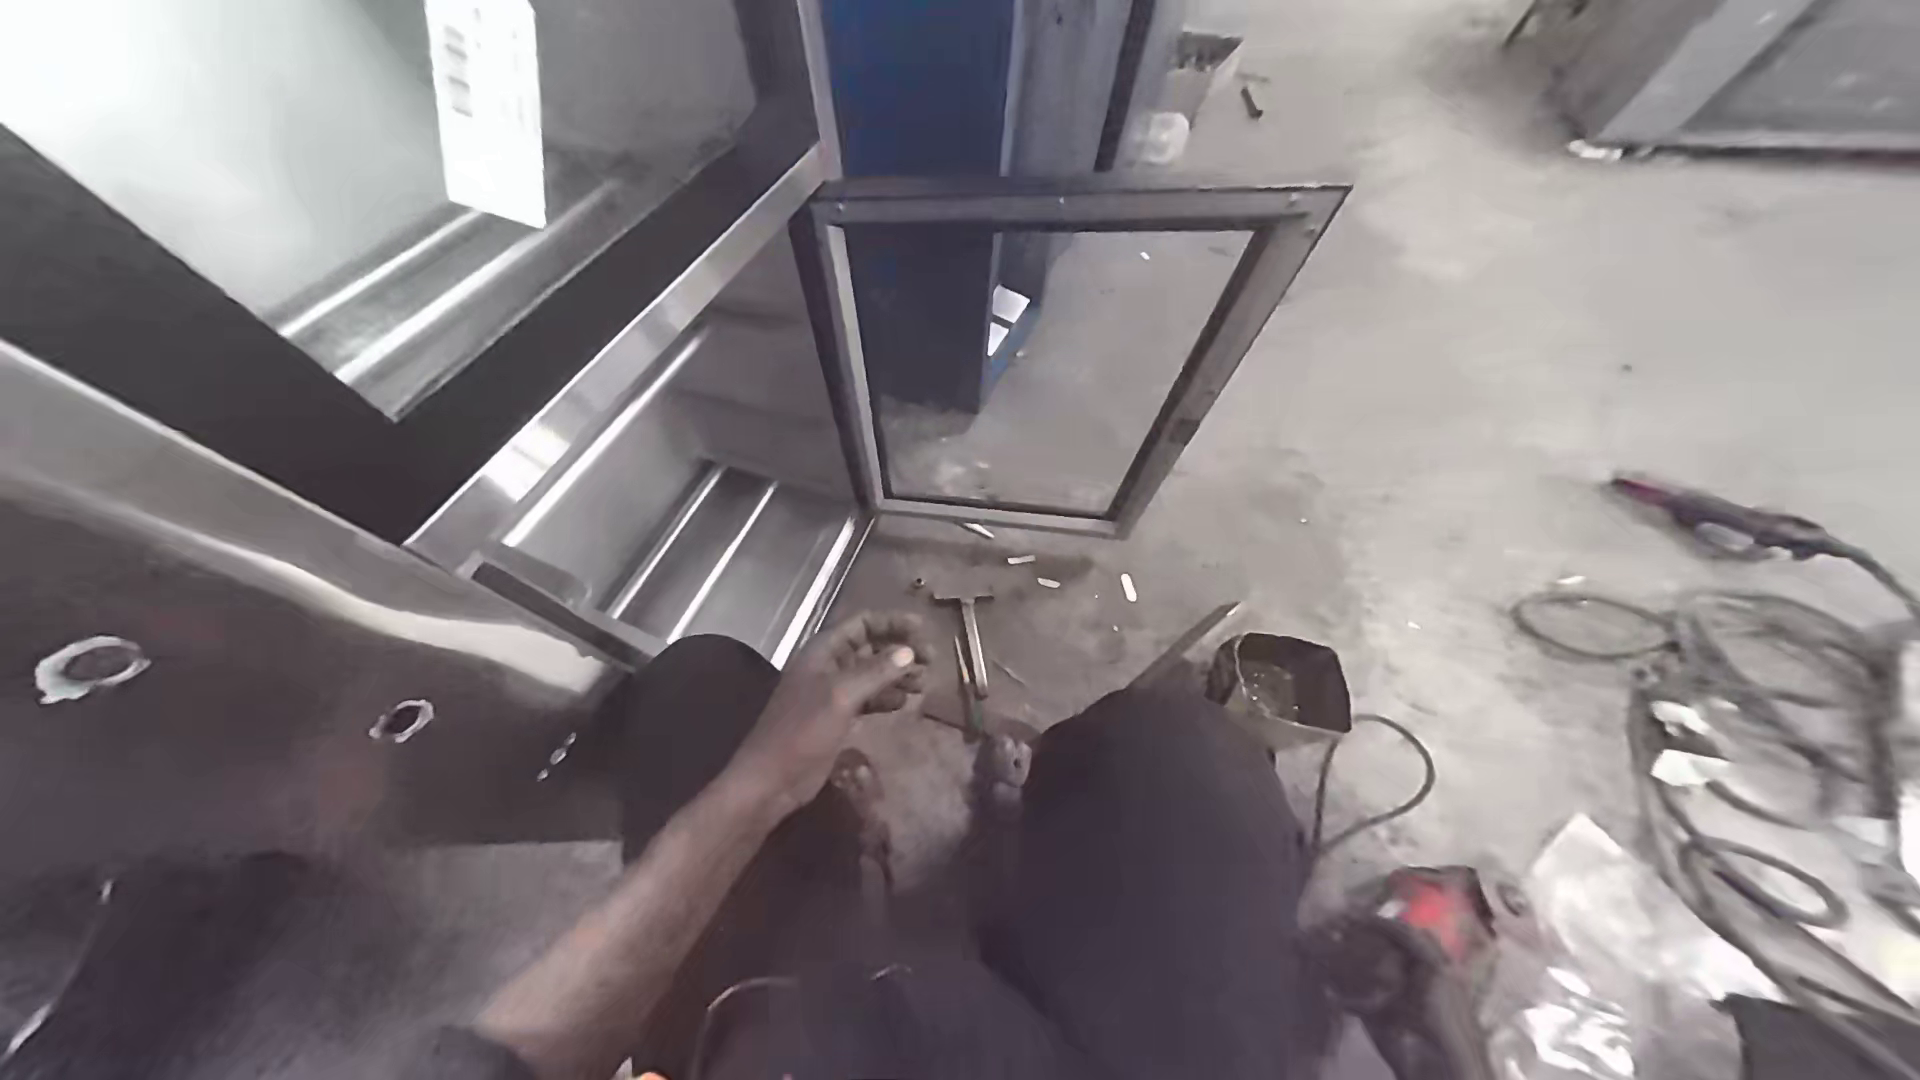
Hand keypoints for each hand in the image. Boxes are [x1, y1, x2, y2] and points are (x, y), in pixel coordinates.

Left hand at [722, 612, 930, 819]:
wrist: (771, 779)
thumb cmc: (803, 731)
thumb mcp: (842, 695)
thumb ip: (877, 671)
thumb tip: (910, 651)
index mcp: (824, 650)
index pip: (864, 622)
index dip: (894, 623)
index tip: (924, 631)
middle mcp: (829, 665)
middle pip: (871, 646)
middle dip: (901, 649)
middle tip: (931, 661)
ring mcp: (833, 691)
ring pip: (872, 672)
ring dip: (898, 674)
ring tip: (923, 683)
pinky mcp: (837, 716)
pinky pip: (868, 696)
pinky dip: (887, 696)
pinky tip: (903, 703)